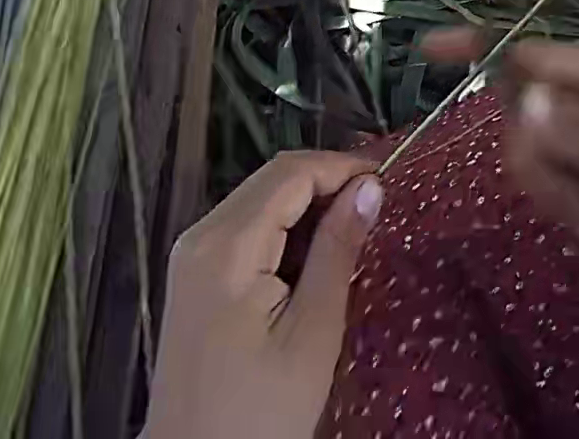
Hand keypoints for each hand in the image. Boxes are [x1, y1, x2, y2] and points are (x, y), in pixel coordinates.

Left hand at [145, 151, 381, 438]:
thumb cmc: (260, 412)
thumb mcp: (312, 331)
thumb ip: (337, 248)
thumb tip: (371, 186)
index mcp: (226, 246)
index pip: (290, 174)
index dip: (341, 166)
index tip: (386, 179)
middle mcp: (201, 234)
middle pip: (273, 177)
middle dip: (327, 178)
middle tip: (375, 201)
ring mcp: (193, 251)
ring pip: (261, 194)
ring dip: (309, 199)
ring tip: (352, 223)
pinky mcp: (195, 269)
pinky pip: (248, 221)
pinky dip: (286, 221)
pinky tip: (314, 248)